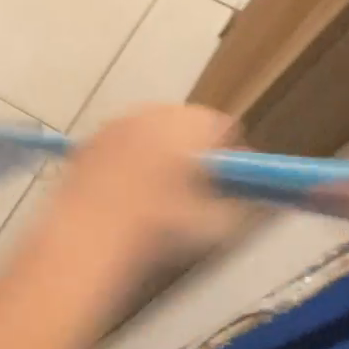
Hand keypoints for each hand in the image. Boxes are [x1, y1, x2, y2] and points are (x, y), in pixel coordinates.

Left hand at [46, 105, 237, 268]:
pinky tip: (121, 192)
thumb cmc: (159, 227)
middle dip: (193, 150)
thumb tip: (263, 195)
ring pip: (148, 132)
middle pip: (185, 124)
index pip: (225, 128)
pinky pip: (116, 145)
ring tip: (154, 193)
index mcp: (192, 123)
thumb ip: (248, 202)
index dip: (230, 157)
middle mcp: (152, 112)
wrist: (86, 237)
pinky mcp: (85, 142)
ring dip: (157, 152)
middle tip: (191, 188)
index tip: (228, 184)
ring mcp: (114, 124)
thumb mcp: (218, 222)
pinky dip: (124, 160)